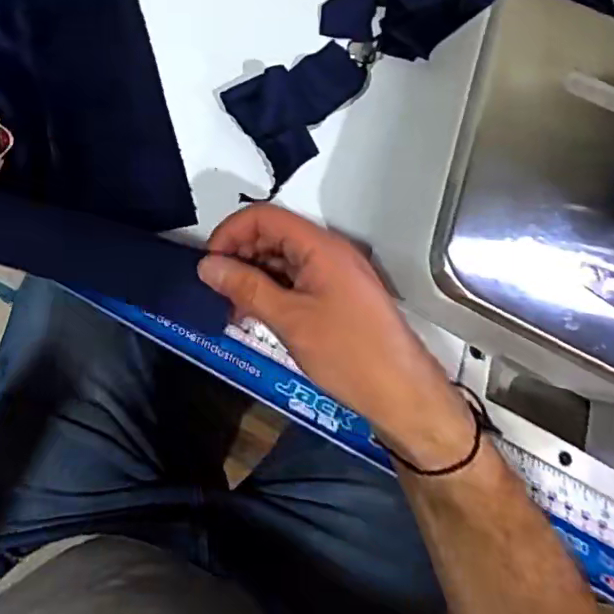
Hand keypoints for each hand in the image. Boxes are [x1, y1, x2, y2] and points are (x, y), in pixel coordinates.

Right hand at [200, 205, 475, 467]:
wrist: (406, 397)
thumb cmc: (350, 354)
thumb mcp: (289, 319)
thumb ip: (245, 287)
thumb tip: (208, 266)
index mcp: (320, 246)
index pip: (264, 217)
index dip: (231, 232)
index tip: (210, 262)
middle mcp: (328, 250)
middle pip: (272, 234)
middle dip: (239, 254)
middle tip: (216, 287)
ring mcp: (335, 272)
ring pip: (282, 258)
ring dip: (253, 274)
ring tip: (232, 305)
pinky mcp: (338, 293)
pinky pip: (296, 277)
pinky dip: (272, 289)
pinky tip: (255, 312)